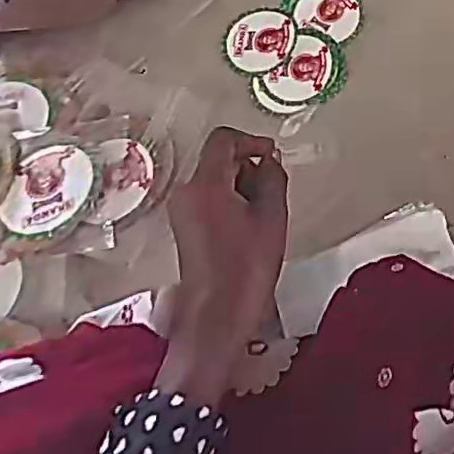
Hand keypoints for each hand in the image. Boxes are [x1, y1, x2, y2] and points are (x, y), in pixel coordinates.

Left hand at [156, 127, 289, 402]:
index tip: (271, 154)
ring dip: (241, 182)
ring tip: (263, 207)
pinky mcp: (184, 226)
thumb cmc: (246, 266)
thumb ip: (272, 176)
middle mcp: (186, 192)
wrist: (218, 314)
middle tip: (272, 184)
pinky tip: (249, 221)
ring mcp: (182, 210)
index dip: (251, 140)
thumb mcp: (272, 213)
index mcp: (205, 184)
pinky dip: (230, 197)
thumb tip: (268, 159)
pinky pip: (209, 195)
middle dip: (248, 164)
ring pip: (214, 177)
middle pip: (218, 157)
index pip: (223, 139)